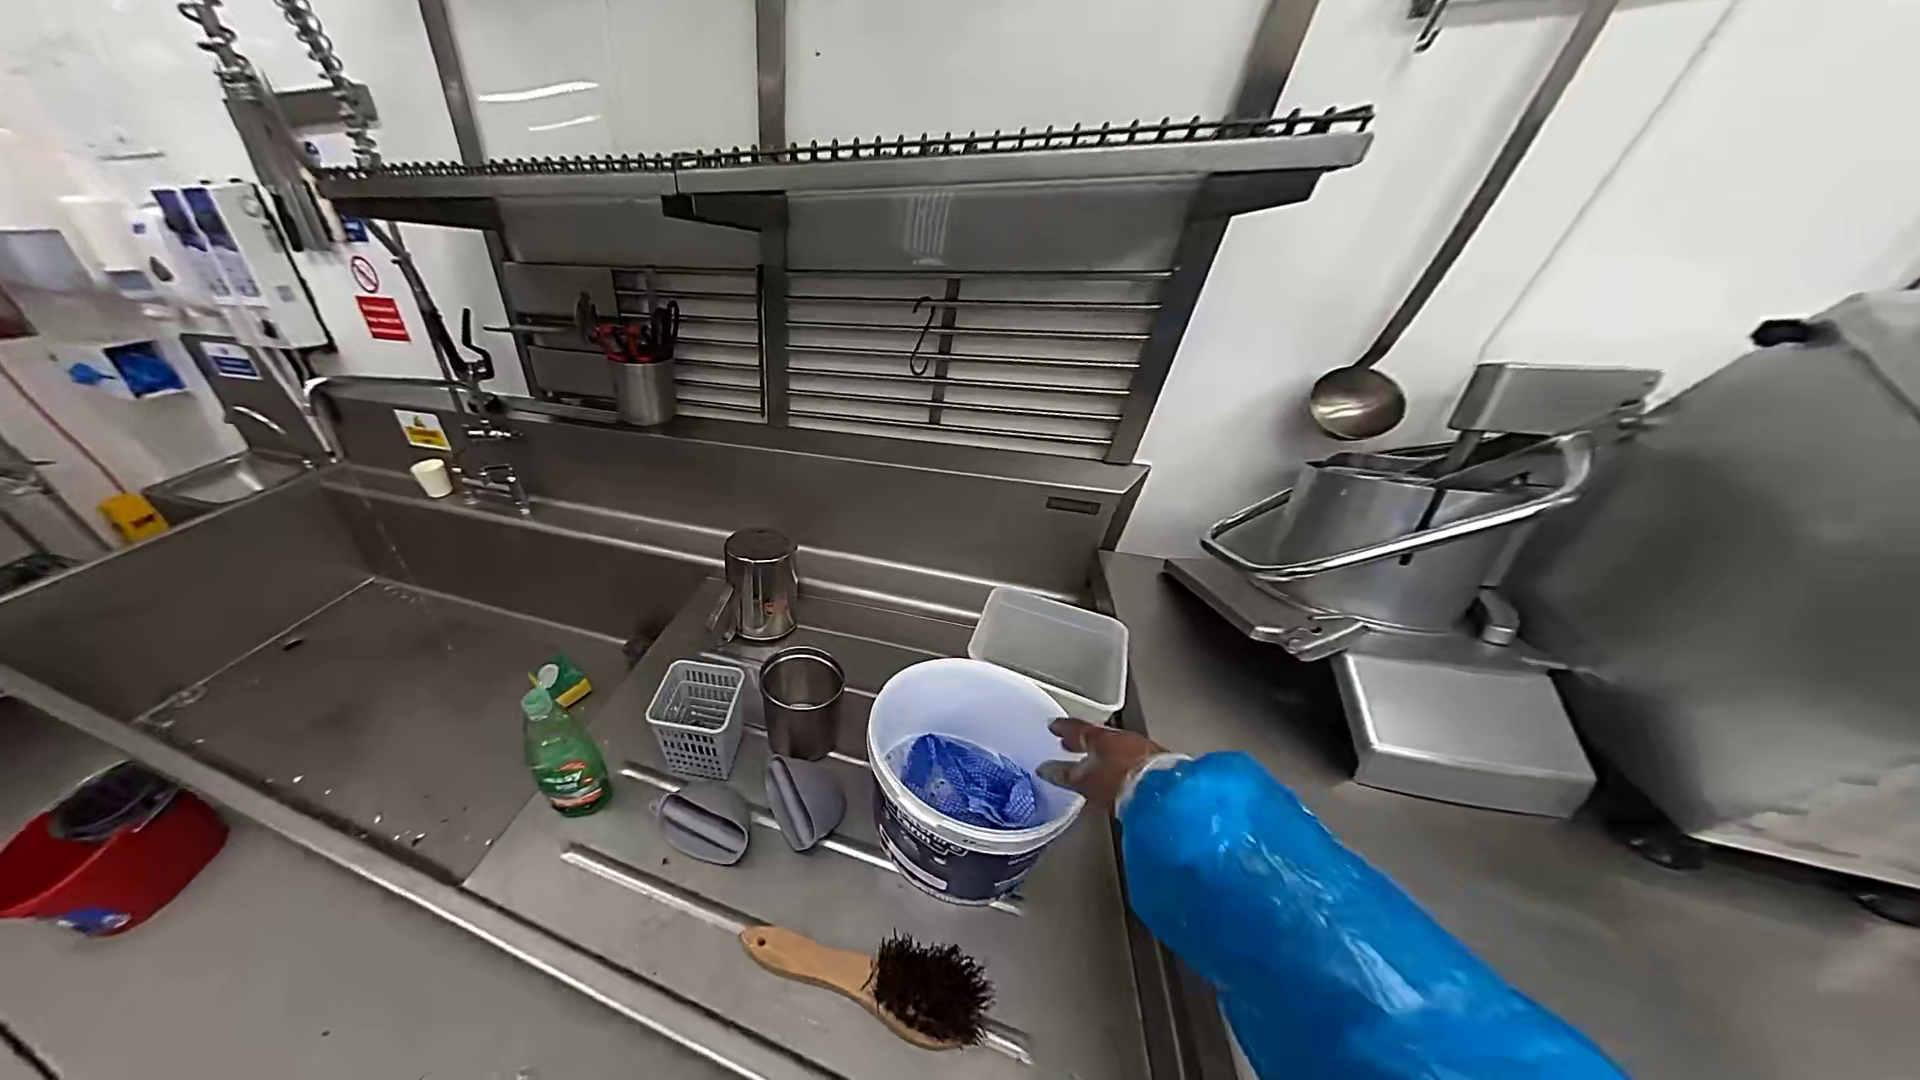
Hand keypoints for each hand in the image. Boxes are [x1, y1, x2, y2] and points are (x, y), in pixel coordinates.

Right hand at [1035, 718, 1166, 806]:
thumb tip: (1045, 770)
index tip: (1054, 726)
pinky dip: (1121, 761)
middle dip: (1082, 740)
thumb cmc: (1122, 782)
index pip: (1077, 727)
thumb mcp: (1085, 781)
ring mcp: (1142, 748)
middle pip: (1098, 735)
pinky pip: (1132, 756)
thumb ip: (1064, 775)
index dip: (1064, 727)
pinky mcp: (1158, 762)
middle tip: (1070, 744)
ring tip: (1094, 762)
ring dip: (1103, 752)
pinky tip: (1119, 773)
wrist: (1162, 794)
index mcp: (1101, 736)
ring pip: (1116, 745)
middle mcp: (1122, 737)